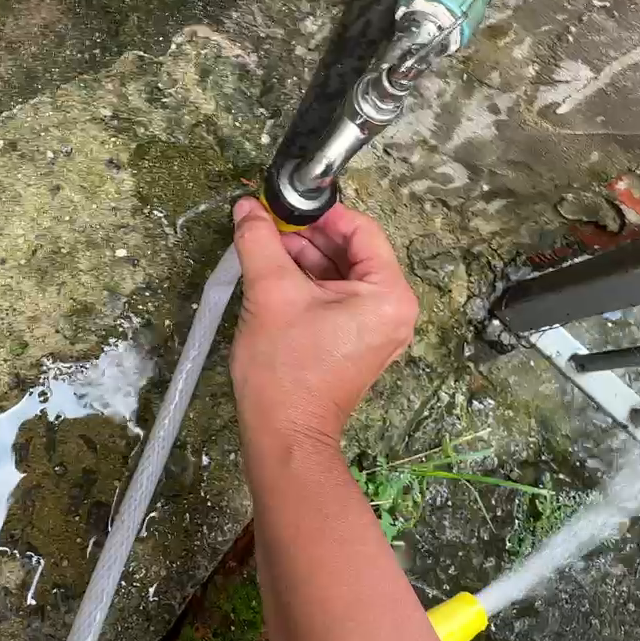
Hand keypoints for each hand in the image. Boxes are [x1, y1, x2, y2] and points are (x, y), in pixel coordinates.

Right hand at [229, 197, 419, 448]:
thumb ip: (259, 240)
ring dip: (304, 259)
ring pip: (341, 274)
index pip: (362, 229)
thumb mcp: (270, 292)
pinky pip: (337, 299)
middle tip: (269, 227)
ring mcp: (377, 329)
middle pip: (352, 251)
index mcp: (389, 294)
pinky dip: (309, 284)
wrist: (283, 434)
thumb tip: (247, 206)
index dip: (322, 213)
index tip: (286, 207)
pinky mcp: (357, 343)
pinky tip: (275, 275)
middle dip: (308, 237)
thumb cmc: (285, 368)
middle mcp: (393, 310)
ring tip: (265, 249)